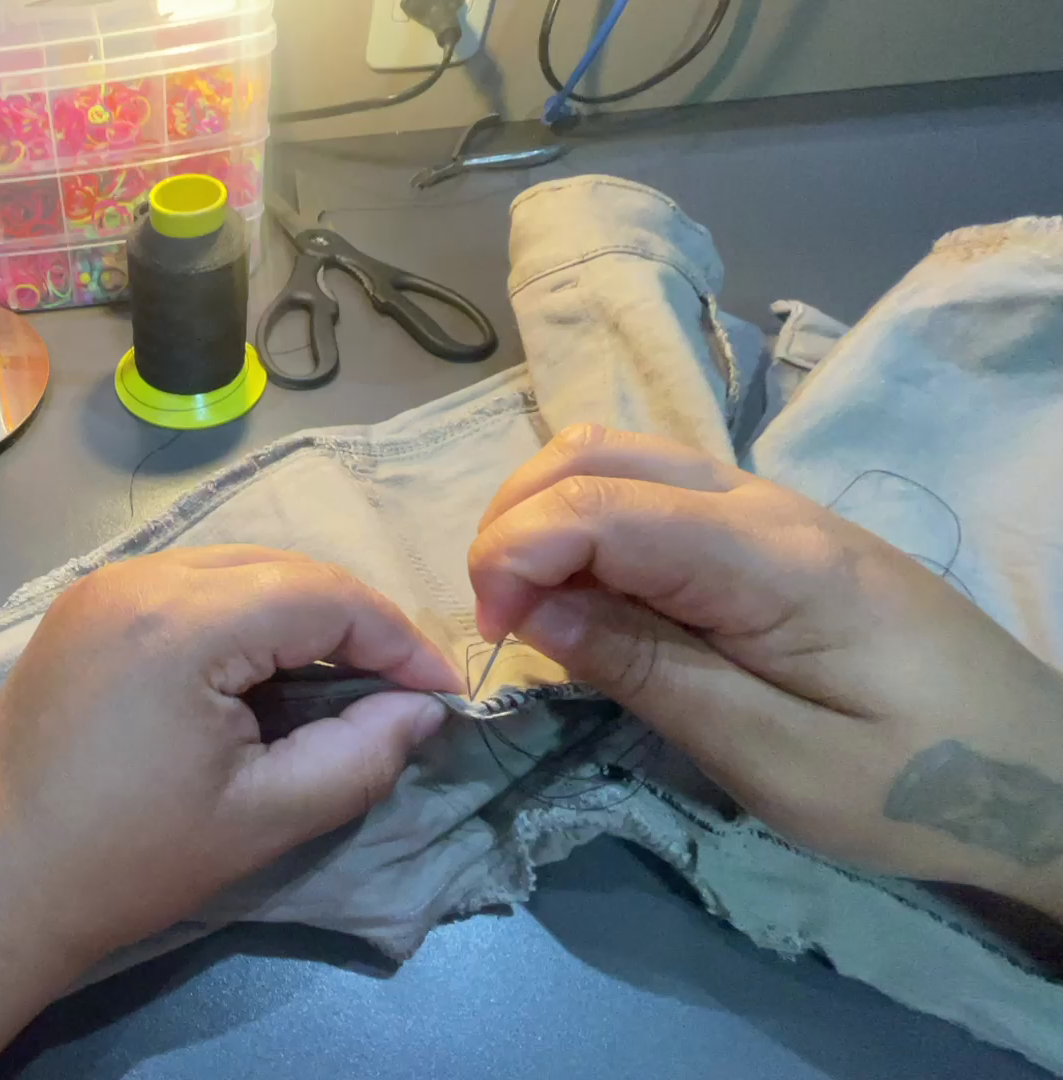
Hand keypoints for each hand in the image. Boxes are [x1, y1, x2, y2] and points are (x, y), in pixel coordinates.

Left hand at [0, 546, 463, 976]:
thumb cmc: (124, 861)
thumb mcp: (261, 818)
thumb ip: (358, 755)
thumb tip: (422, 710)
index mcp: (178, 619)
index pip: (321, 594)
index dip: (396, 639)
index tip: (440, 693)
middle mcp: (138, 574)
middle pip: (279, 568)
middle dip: (349, 621)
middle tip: (392, 686)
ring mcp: (103, 582)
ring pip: (235, 568)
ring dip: (295, 613)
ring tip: (334, 677)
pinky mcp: (85, 603)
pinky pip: (188, 584)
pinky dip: (239, 613)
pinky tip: (255, 664)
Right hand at [468, 425, 1062, 917]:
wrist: (1043, 776)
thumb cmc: (914, 782)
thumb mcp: (772, 756)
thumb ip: (643, 670)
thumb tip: (530, 610)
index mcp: (773, 557)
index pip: (598, 508)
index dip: (513, 556)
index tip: (494, 631)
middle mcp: (757, 501)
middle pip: (585, 455)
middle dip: (509, 525)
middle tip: (504, 612)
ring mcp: (754, 502)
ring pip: (600, 454)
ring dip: (534, 514)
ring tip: (531, 595)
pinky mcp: (747, 522)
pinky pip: (628, 484)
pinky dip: (570, 519)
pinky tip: (578, 584)